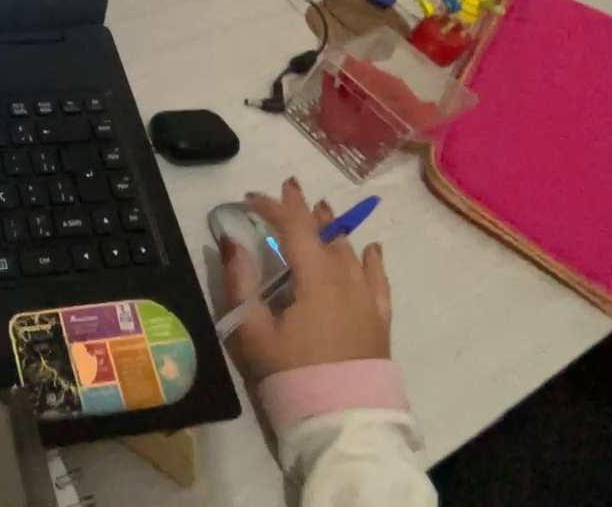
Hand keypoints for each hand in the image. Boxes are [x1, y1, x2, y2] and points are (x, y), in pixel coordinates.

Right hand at [219, 177, 392, 381]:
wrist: (342, 424)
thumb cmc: (290, 373)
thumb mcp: (251, 329)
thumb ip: (239, 281)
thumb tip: (231, 241)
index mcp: (315, 280)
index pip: (294, 229)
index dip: (273, 207)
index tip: (250, 197)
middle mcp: (346, 283)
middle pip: (326, 235)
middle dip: (306, 209)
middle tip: (291, 186)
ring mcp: (367, 303)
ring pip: (352, 253)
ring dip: (335, 228)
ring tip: (325, 209)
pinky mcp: (378, 322)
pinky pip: (379, 281)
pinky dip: (373, 260)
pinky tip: (371, 248)